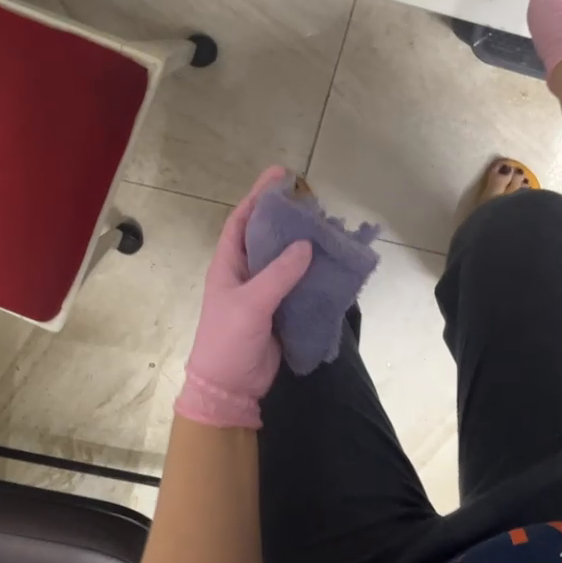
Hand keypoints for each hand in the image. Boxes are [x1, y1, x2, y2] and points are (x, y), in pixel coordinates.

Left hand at [175, 166, 313, 428]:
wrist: (230, 387)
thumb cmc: (228, 341)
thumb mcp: (251, 304)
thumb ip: (278, 274)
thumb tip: (306, 244)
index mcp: (228, 264)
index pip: (242, 221)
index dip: (259, 196)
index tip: (280, 175)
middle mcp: (245, 273)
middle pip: (267, 236)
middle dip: (287, 217)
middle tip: (314, 201)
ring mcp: (264, 292)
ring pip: (286, 259)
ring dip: (304, 244)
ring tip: (329, 227)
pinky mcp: (280, 310)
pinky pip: (299, 284)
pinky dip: (314, 273)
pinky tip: (333, 263)